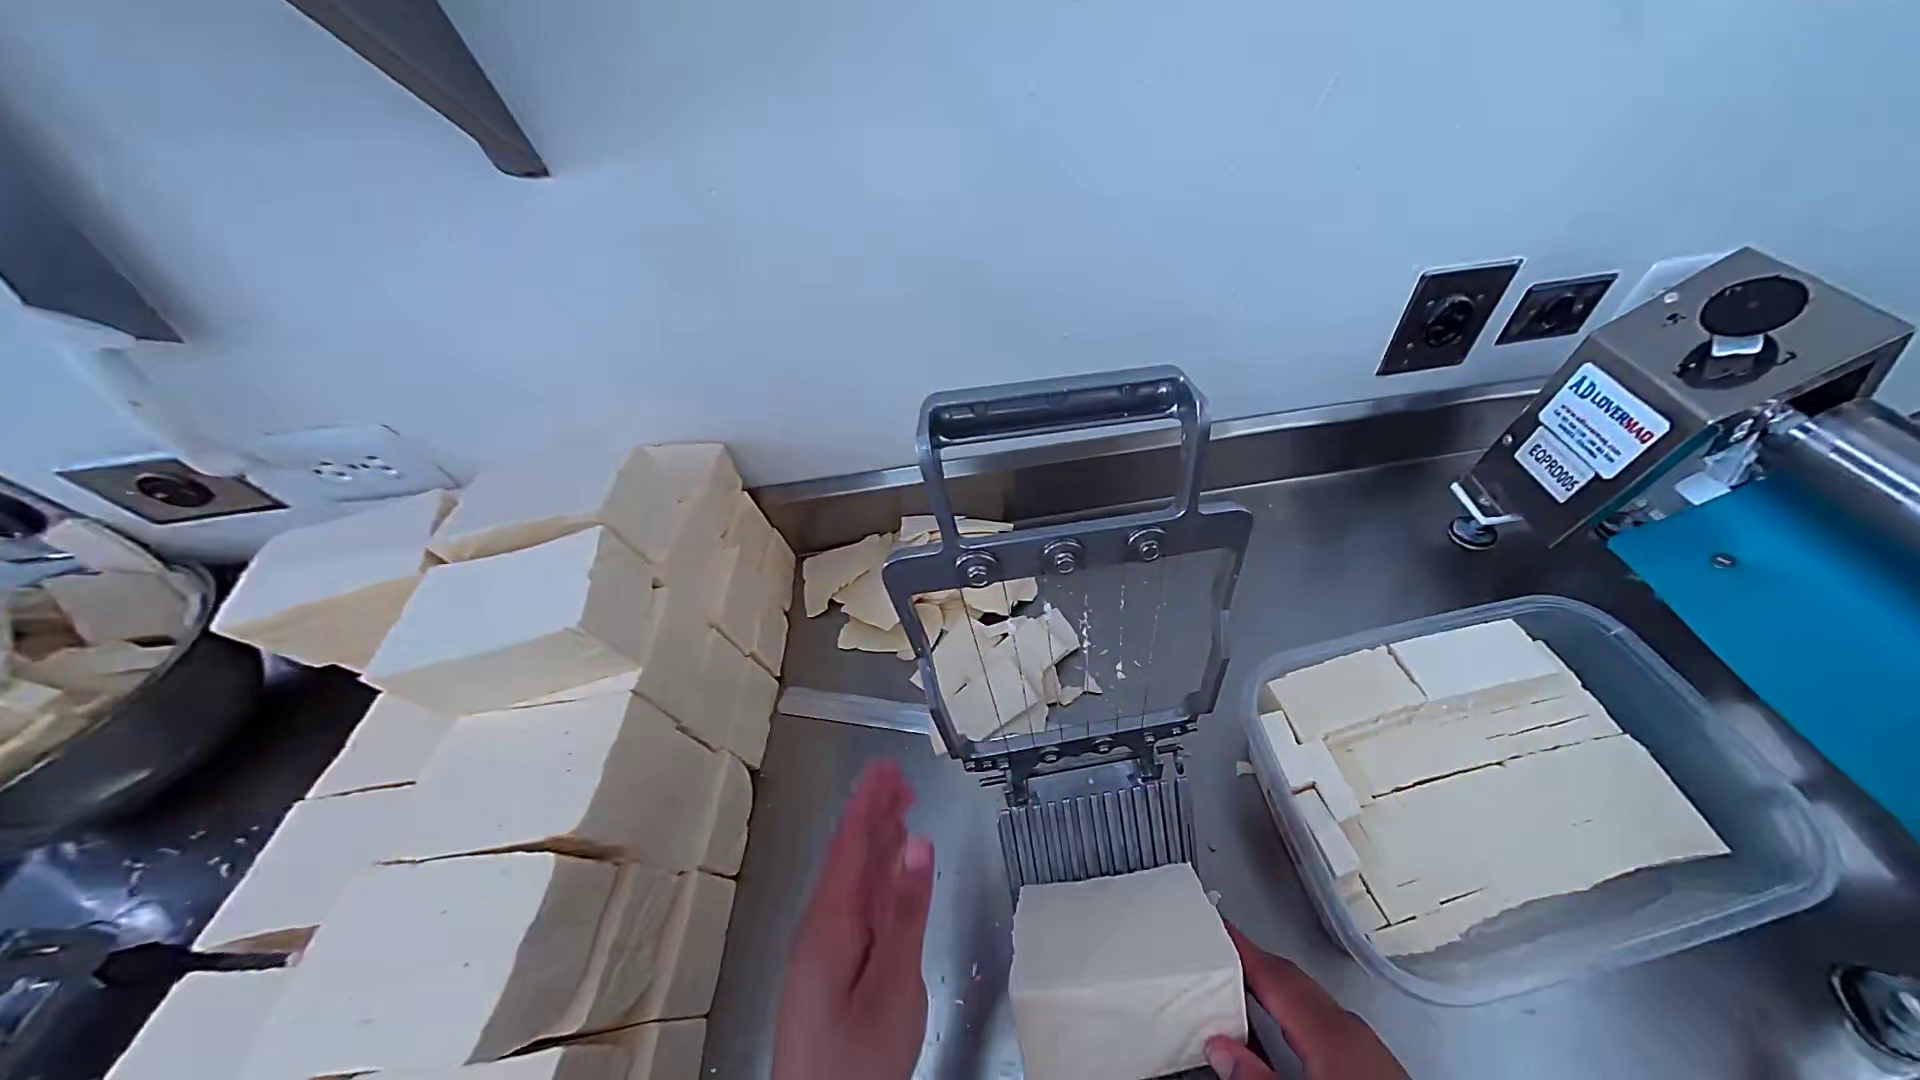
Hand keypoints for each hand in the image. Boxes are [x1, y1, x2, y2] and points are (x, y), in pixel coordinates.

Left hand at [773, 760, 935, 1079]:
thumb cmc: (857, 1058)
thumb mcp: (892, 985)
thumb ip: (906, 913)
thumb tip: (918, 844)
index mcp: (832, 919)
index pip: (851, 843)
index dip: (868, 802)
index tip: (884, 767)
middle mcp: (824, 922)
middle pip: (850, 852)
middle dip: (872, 811)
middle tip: (896, 774)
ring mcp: (826, 943)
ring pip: (853, 874)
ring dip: (875, 836)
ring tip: (896, 804)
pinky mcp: (833, 961)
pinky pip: (856, 899)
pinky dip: (874, 871)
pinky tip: (887, 865)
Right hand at [1205, 924, 1409, 1079]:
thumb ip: (1254, 1076)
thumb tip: (1220, 1048)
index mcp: (1330, 1032)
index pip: (1275, 974)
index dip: (1242, 947)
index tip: (1217, 926)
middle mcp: (1350, 1031)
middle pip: (1292, 980)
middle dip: (1255, 963)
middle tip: (1222, 951)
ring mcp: (1366, 1048)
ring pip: (1309, 1000)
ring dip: (1274, 989)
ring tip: (1241, 989)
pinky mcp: (1374, 1066)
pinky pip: (1325, 1021)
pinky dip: (1294, 1013)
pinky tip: (1281, 1033)